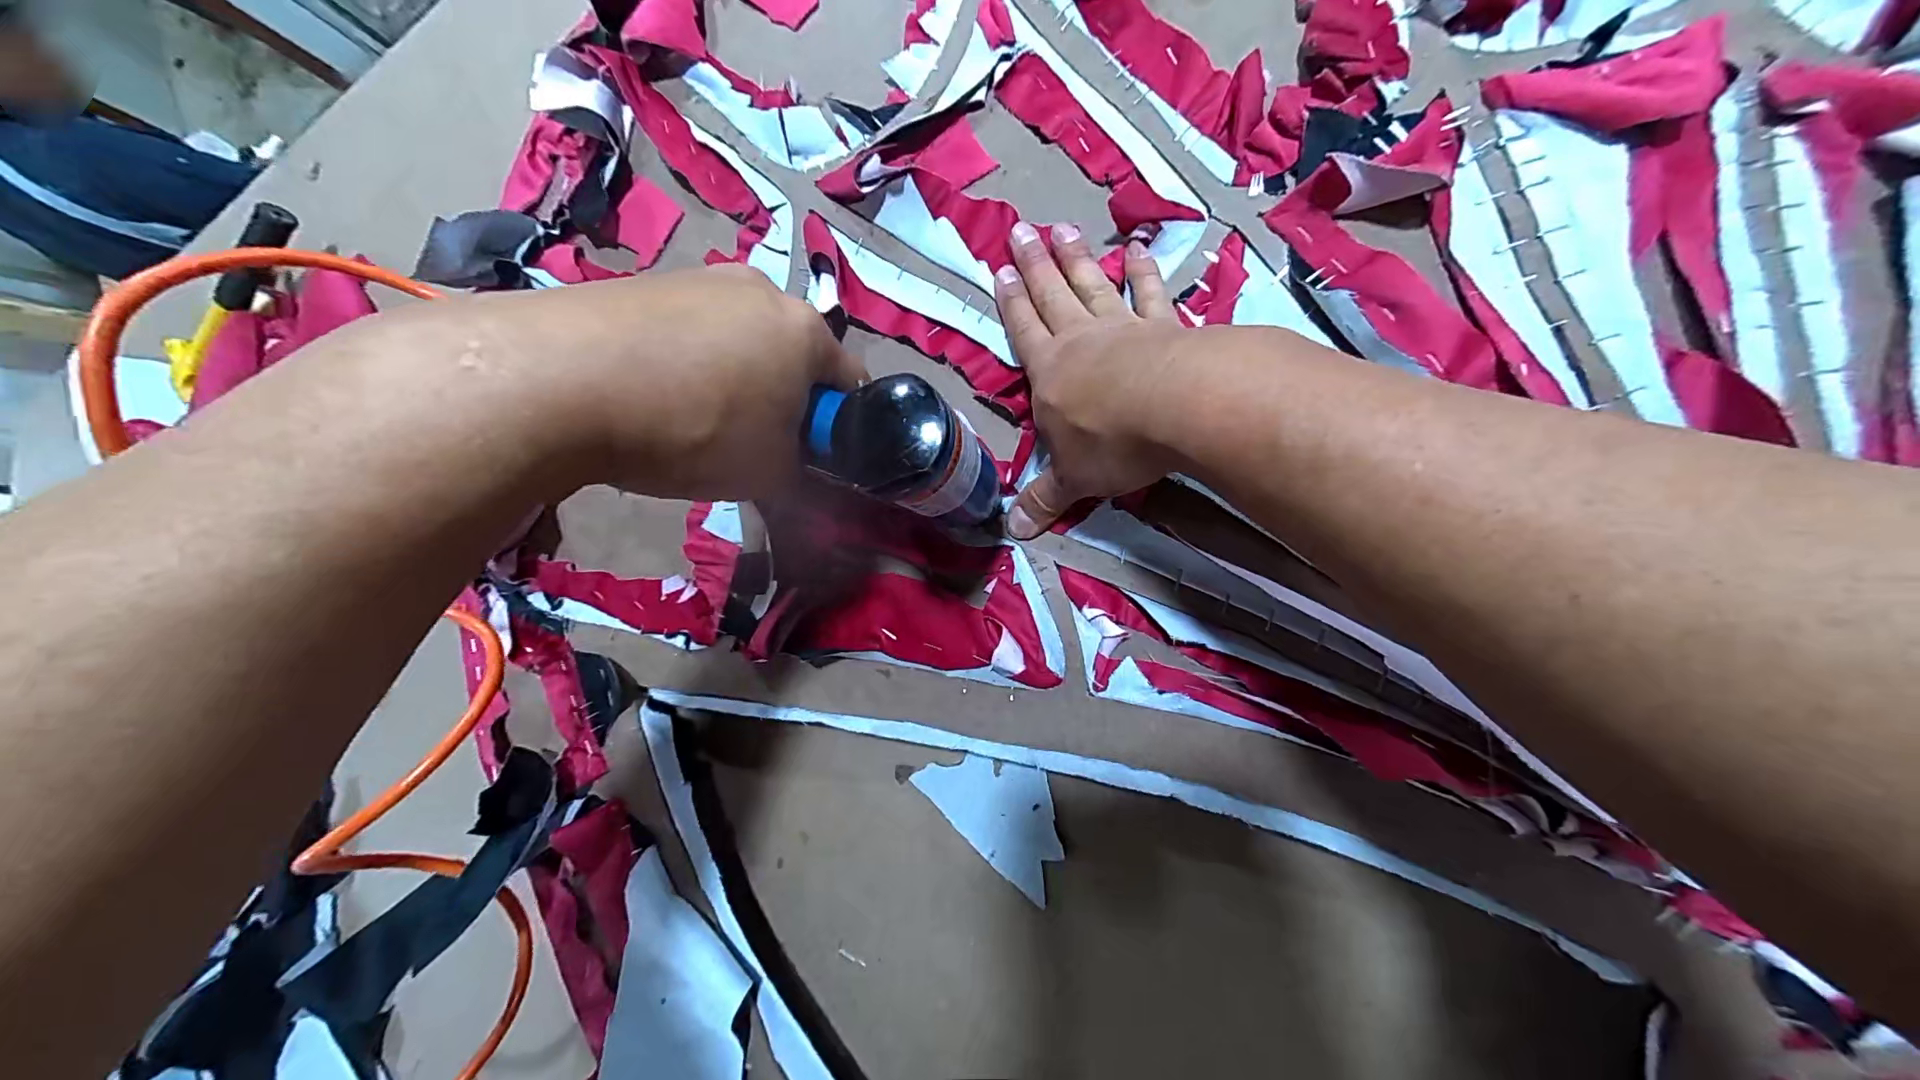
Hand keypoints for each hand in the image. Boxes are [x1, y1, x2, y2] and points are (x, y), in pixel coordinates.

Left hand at [409, 264, 867, 500]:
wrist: (560, 380)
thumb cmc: (692, 429)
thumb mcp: (768, 474)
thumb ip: (803, 472)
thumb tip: (801, 471)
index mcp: (806, 330)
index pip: (851, 384)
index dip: (837, 428)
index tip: (809, 459)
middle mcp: (762, 290)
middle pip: (794, 358)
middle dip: (784, 401)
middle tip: (753, 445)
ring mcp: (701, 279)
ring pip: (741, 343)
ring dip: (736, 382)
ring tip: (692, 423)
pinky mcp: (649, 282)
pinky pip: (691, 333)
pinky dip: (688, 365)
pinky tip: (654, 397)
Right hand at [993, 222, 1191, 538]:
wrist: (1175, 406)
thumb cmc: (1112, 442)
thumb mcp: (1073, 479)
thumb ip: (1045, 499)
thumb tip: (1013, 534)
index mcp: (1050, 372)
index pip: (1023, 331)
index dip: (1011, 303)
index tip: (1001, 269)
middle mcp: (1081, 341)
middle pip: (1052, 295)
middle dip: (1035, 264)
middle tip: (1022, 229)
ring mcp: (1123, 328)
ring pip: (1093, 285)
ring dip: (1078, 258)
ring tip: (1063, 227)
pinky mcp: (1164, 327)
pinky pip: (1150, 294)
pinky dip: (1144, 272)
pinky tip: (1138, 250)